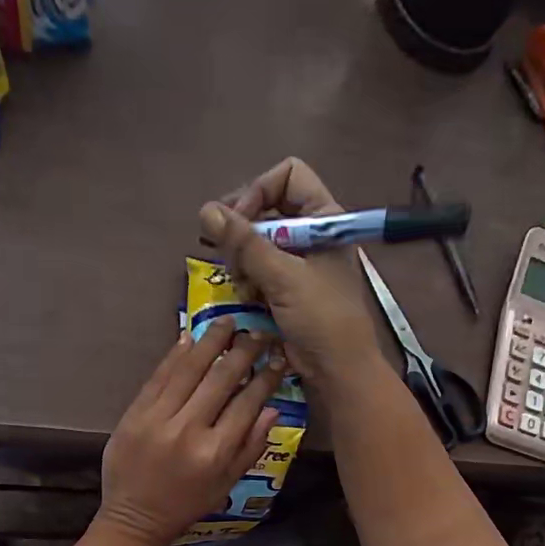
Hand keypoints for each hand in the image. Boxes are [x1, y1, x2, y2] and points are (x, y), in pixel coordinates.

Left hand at [97, 321, 284, 545]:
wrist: (134, 518)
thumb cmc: (186, 505)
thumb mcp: (225, 484)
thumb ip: (250, 446)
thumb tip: (273, 409)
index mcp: (215, 452)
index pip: (247, 404)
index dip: (266, 377)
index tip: (278, 358)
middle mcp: (189, 430)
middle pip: (221, 379)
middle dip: (243, 351)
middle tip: (257, 332)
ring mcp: (158, 418)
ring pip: (189, 370)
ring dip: (211, 342)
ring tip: (227, 322)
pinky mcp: (135, 413)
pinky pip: (159, 376)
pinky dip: (175, 355)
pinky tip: (190, 337)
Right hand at [200, 158, 380, 384]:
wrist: (338, 369)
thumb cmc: (321, 318)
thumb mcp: (283, 277)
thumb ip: (244, 244)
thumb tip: (206, 211)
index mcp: (324, 218)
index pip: (287, 176)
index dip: (259, 191)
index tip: (239, 221)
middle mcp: (311, 234)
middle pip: (266, 210)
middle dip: (243, 233)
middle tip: (229, 255)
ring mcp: (298, 263)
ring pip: (256, 244)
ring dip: (243, 262)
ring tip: (244, 285)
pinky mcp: (286, 289)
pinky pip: (257, 272)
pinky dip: (248, 282)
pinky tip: (248, 299)